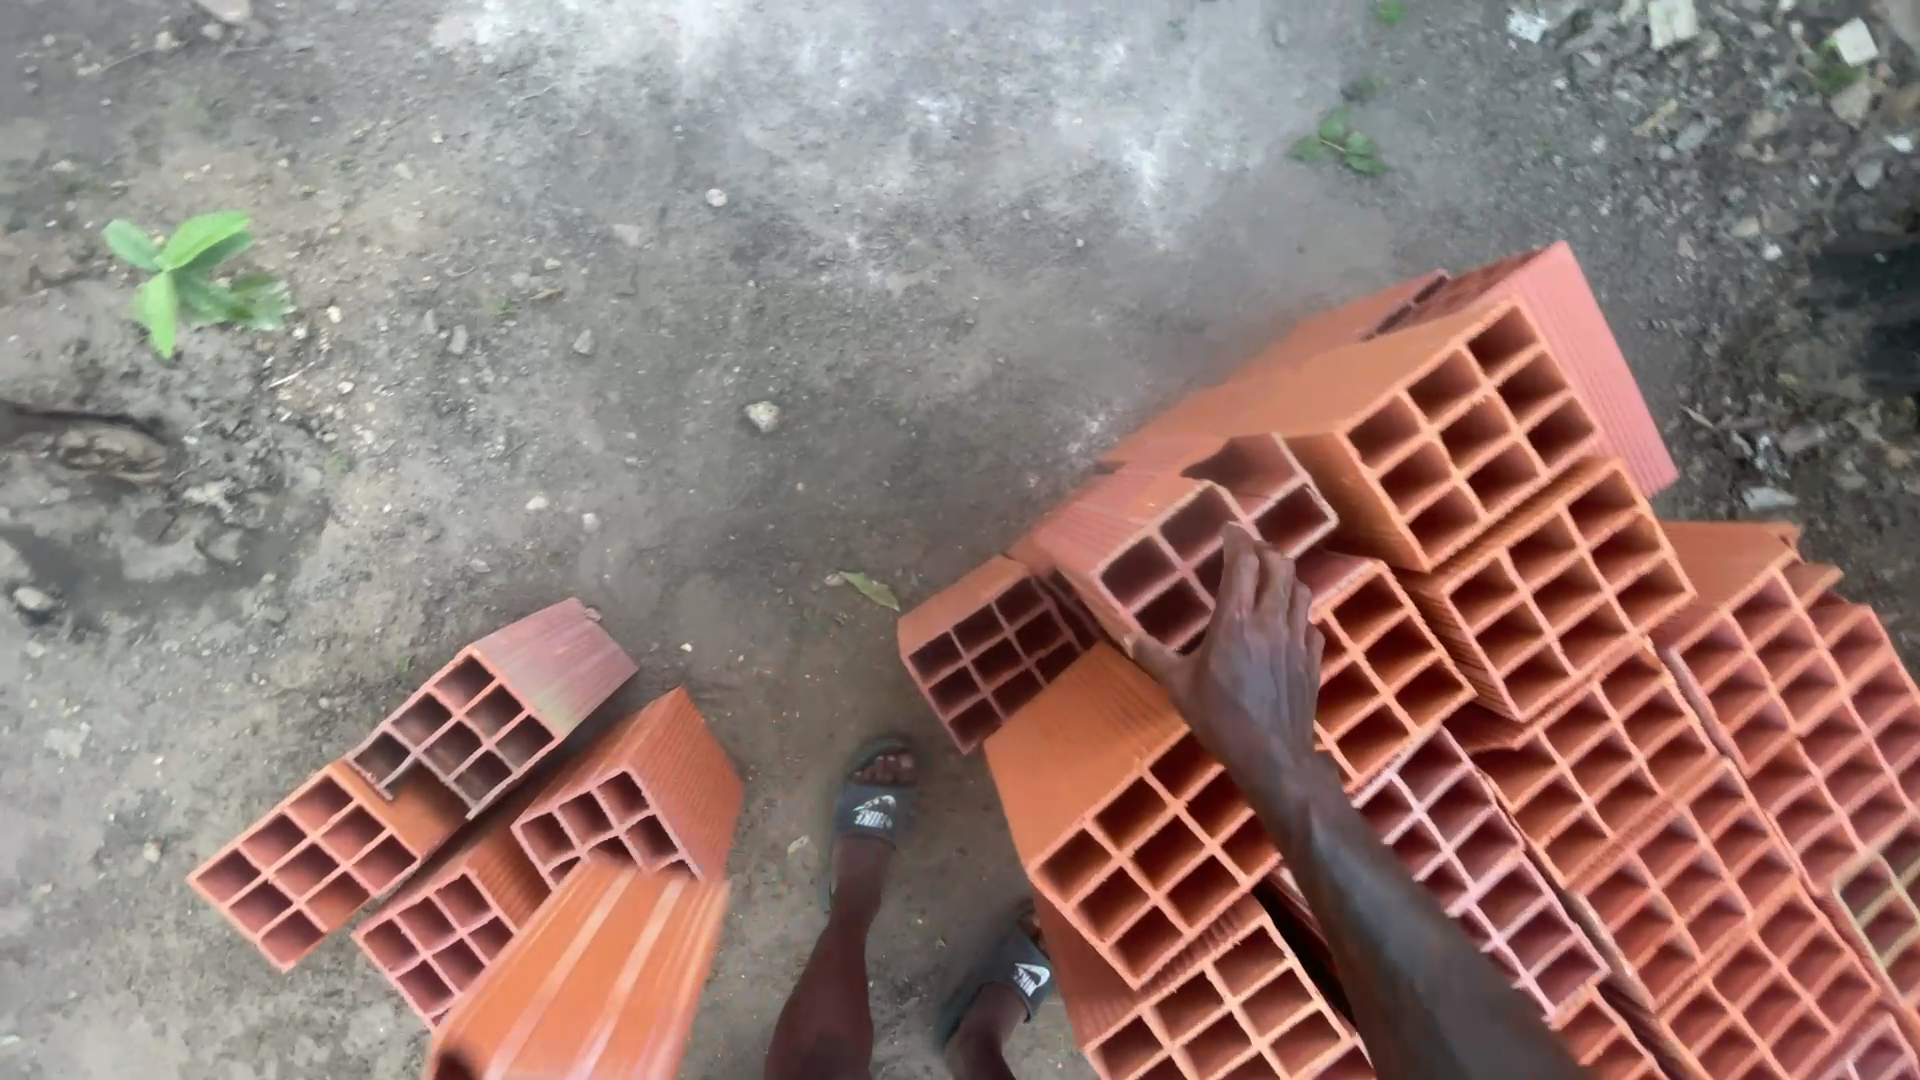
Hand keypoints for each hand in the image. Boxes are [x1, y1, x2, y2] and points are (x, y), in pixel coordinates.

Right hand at [1128, 525, 1326, 790]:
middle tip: (1247, 550)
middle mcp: (1270, 620)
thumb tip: (1124, 636)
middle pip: (1279, 566)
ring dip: (1284, 575)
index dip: (1237, 539)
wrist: (1271, 755)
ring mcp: (1297, 638)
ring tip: (1268, 577)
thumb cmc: (1219, 717)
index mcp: (1234, 621)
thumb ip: (1152, 655)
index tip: (1229, 528)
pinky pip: (1310, 620)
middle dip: (1263, 550)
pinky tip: (1285, 620)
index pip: (1243, 563)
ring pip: (1300, 588)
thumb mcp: (1178, 686)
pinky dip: (1297, 610)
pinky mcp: (1312, 658)